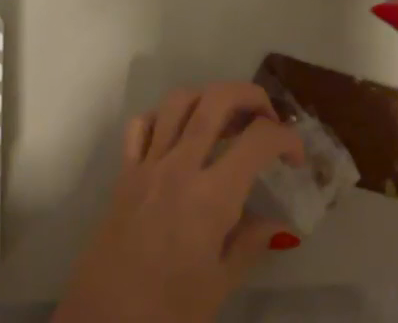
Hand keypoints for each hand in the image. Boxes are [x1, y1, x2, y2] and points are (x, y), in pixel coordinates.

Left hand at [53, 82, 306, 322]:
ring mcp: (147, 164)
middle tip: (268, 118)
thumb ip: (250, 244)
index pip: (258, 140)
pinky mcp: (123, 172)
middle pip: (216, 99)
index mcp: (211, 196)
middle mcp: (179, 166)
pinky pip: (141, 124)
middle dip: (251, 96)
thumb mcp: (220, 284)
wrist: (102, 318)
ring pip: (178, 101)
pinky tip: (177, 134)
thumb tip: (279, 225)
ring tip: (227, 119)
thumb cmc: (167, 309)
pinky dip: (163, 117)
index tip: (296, 158)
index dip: (287, 138)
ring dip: (209, 97)